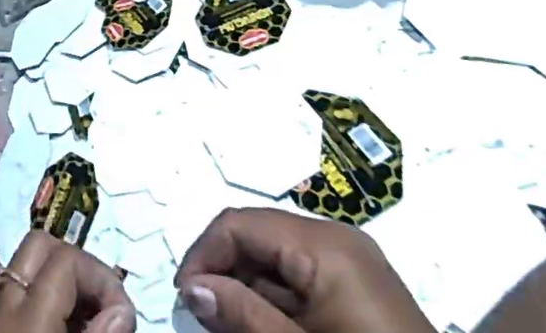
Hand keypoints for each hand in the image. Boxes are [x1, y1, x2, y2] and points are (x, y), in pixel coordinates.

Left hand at [0, 230, 136, 332]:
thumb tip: (122, 310)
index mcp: (27, 310)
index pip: (66, 257)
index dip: (101, 276)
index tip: (124, 314)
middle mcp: (5, 301)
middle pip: (40, 245)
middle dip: (78, 262)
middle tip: (106, 304)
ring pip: (29, 266)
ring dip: (66, 281)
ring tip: (94, 318)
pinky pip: (24, 293)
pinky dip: (51, 299)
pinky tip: (73, 327)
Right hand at [174, 209, 431, 332]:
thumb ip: (243, 316)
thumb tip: (191, 288)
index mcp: (323, 244)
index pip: (240, 223)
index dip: (204, 255)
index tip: (185, 301)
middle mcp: (337, 238)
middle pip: (257, 237)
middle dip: (224, 274)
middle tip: (205, 323)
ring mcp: (352, 262)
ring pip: (276, 259)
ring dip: (247, 291)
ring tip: (230, 330)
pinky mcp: (360, 287)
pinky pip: (302, 279)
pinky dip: (277, 301)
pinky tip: (264, 329)